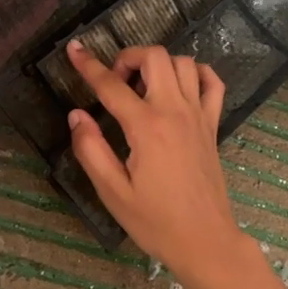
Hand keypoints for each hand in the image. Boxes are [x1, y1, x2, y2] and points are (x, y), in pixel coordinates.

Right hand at [65, 44, 249, 283]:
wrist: (205, 240)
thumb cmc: (155, 222)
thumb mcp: (112, 192)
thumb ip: (91, 149)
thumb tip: (76, 115)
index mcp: (146, 127)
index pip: (111, 85)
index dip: (89, 65)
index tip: (74, 49)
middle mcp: (175, 111)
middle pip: (155, 57)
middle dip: (129, 57)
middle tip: (115, 84)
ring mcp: (198, 115)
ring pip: (184, 62)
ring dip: (159, 64)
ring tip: (143, 88)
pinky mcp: (213, 125)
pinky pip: (213, 83)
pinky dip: (197, 73)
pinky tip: (181, 86)